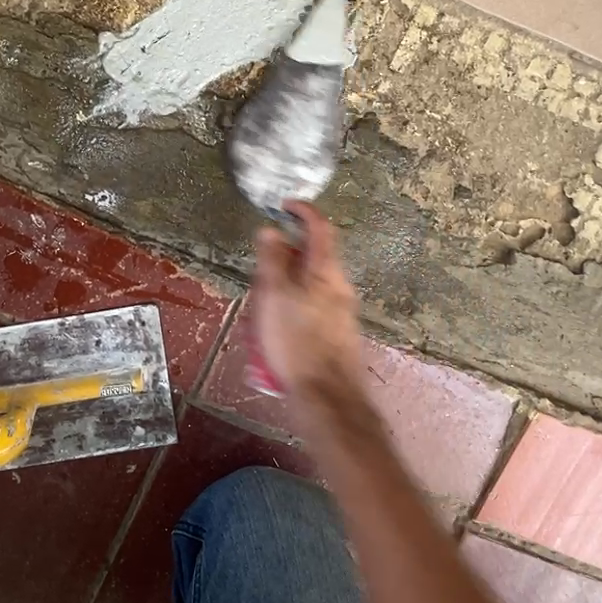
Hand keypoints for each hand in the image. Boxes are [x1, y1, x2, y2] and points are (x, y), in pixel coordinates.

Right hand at [250, 201, 362, 402]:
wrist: (328, 397)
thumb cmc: (296, 342)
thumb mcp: (274, 297)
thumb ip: (272, 261)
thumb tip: (271, 230)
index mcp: (326, 273)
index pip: (320, 228)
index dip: (303, 211)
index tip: (284, 205)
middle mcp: (340, 288)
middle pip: (312, 259)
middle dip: (283, 260)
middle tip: (259, 275)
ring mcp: (343, 312)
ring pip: (310, 285)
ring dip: (285, 287)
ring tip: (262, 310)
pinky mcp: (338, 334)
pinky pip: (312, 308)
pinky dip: (293, 308)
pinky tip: (276, 333)